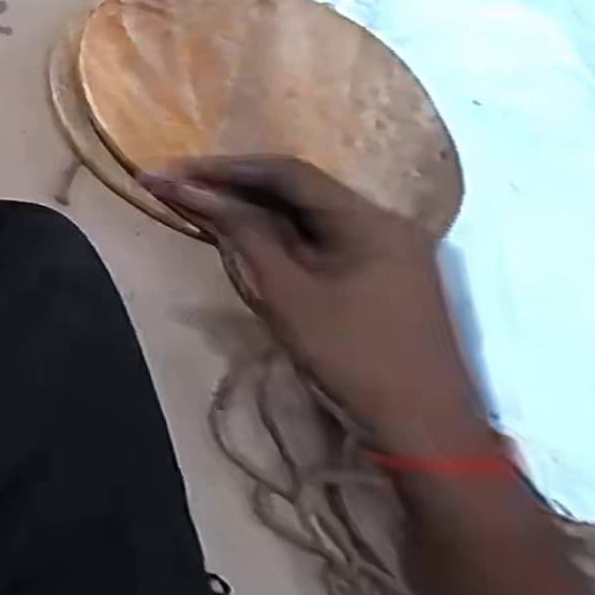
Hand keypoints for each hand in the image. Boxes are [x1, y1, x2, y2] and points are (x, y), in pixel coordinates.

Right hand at [142, 157, 493, 455]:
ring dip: (246, 205)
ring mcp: (382, 246)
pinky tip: (235, 231)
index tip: (172, 170)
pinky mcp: (374, 269)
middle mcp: (380, 222)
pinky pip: (312, 234)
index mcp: (368, 221)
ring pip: (300, 211)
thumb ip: (241, 231)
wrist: (422, 427)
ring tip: (194, 202)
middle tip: (175, 184)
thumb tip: (192, 189)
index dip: (223, 167)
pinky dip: (269, 229)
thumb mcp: (283, 290)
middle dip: (230, 183)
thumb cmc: (349, 354)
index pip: (286, 173)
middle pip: (294, 187)